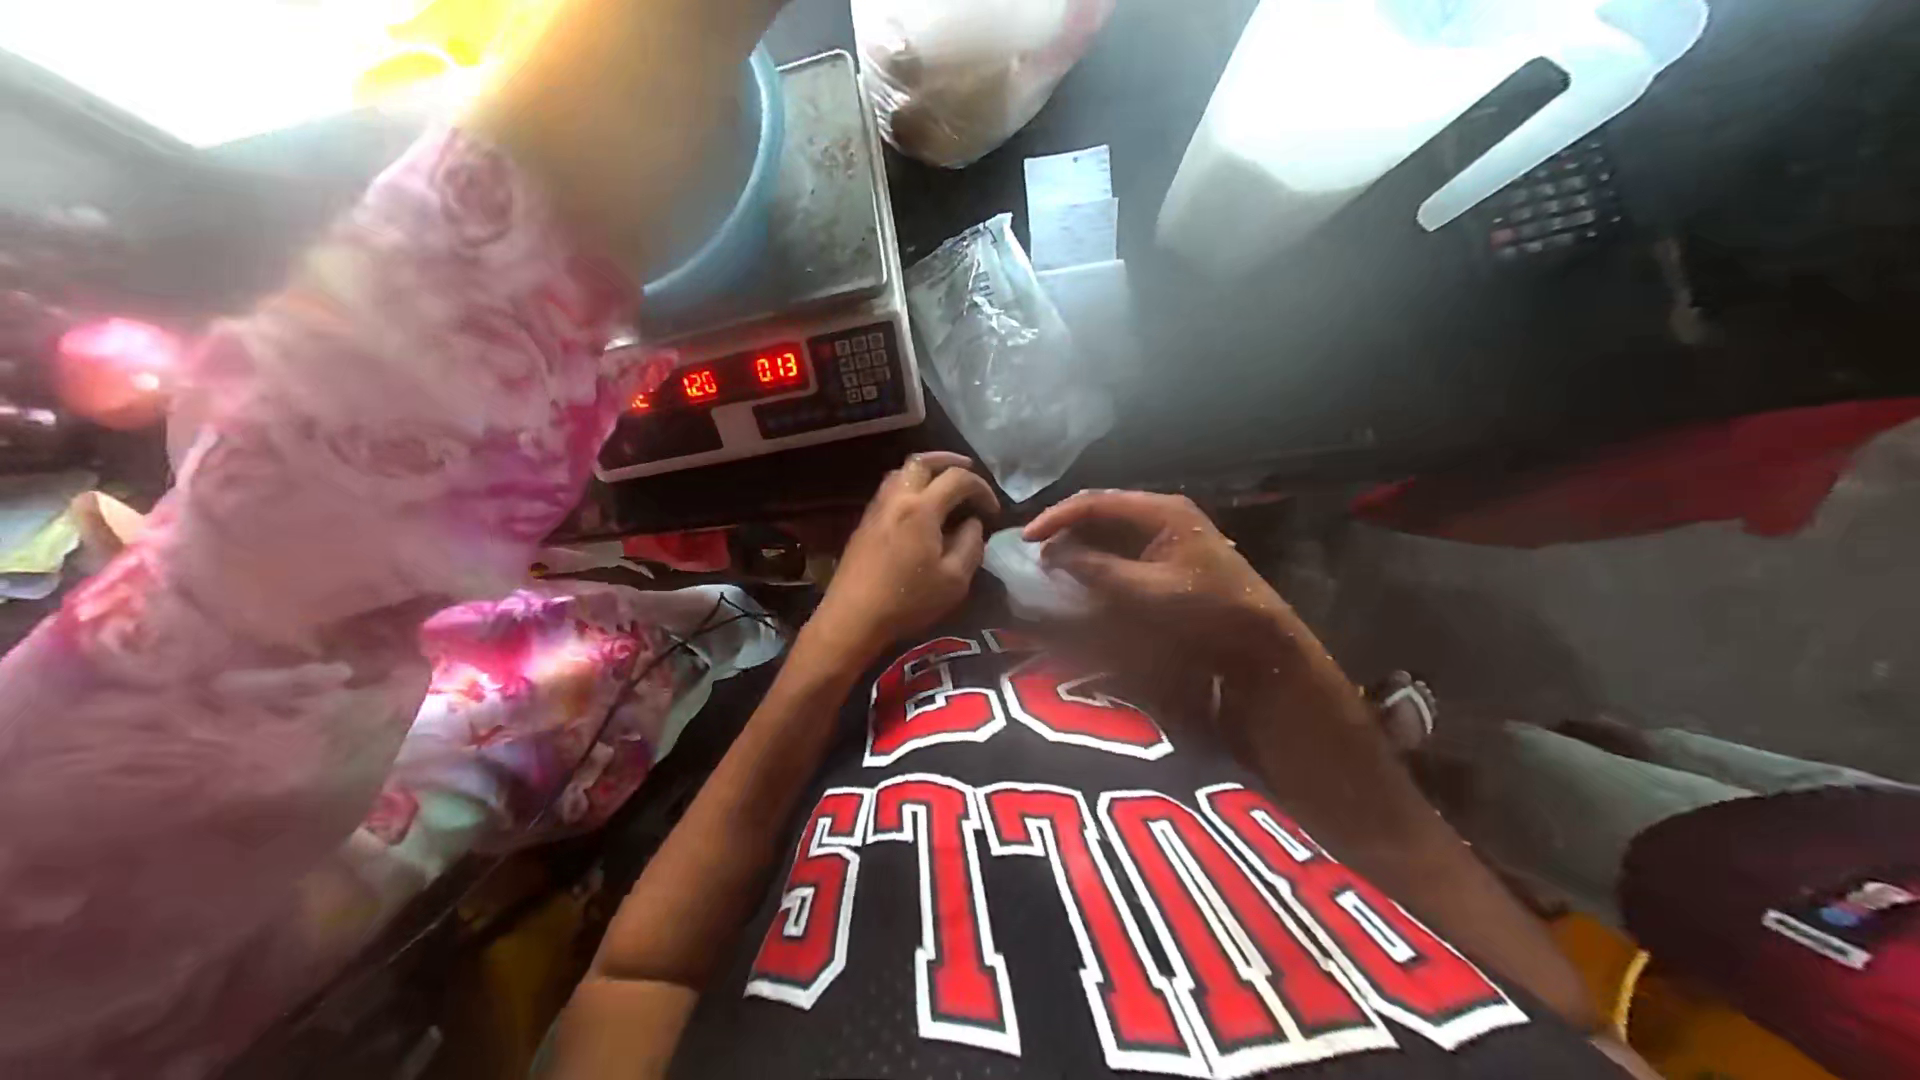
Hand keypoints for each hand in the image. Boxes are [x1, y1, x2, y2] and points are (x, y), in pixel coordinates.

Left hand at [808, 453, 998, 661]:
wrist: (853, 618)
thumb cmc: (908, 601)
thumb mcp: (954, 579)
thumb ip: (971, 544)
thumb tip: (972, 523)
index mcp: (922, 508)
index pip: (958, 478)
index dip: (981, 488)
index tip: (993, 510)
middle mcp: (897, 499)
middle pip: (922, 461)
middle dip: (949, 461)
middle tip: (968, 471)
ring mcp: (876, 509)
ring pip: (901, 472)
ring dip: (926, 471)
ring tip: (943, 485)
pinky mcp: (864, 523)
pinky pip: (889, 490)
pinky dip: (910, 486)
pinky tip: (919, 507)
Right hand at [1023, 490, 1316, 671]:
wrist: (1257, 636)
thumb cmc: (1208, 609)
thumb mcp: (1148, 591)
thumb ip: (1099, 570)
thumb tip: (1054, 555)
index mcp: (1161, 511)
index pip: (1096, 502)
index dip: (1057, 517)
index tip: (1028, 539)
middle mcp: (1161, 513)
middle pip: (1100, 510)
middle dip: (1065, 528)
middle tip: (1035, 550)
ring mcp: (1165, 532)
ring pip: (1108, 527)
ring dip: (1078, 542)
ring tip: (1050, 562)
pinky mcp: (1164, 553)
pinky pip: (1120, 545)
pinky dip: (1095, 556)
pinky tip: (1080, 571)